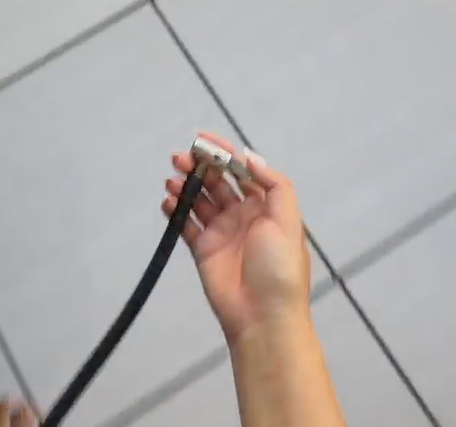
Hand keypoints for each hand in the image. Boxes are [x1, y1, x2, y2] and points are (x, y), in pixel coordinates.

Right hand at [162, 133, 311, 346]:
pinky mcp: (202, 249)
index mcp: (264, 208)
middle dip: (198, 166)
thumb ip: (273, 185)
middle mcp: (241, 216)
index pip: (241, 171)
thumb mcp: (287, 223)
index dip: (223, 152)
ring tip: (172, 181)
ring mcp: (220, 232)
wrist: (263, 318)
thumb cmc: (278, 269)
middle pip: (216, 181)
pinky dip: (174, 210)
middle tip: (180, 158)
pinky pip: (185, 223)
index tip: (202, 138)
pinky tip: (167, 202)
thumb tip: (250, 156)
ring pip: (198, 198)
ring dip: (184, 185)